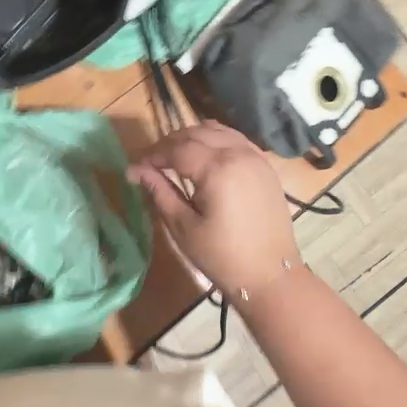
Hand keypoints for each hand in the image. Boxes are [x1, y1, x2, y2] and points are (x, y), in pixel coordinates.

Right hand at [128, 123, 298, 298]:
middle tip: (153, 163)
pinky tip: (204, 157)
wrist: (272, 276)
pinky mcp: (264, 164)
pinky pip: (234, 138)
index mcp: (217, 168)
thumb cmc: (223, 257)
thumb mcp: (184, 228)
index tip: (136, 168)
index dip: (153, 155)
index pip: (177, 149)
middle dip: (170, 144)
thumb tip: (135, 170)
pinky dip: (214, 139)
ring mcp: (254, 156)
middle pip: (195, 133)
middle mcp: (237, 153)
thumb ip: (160, 192)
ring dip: (192, 137)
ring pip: (216, 130)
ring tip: (176, 158)